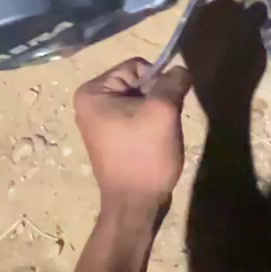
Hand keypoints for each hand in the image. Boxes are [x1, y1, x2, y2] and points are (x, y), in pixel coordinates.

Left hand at [73, 58, 192, 211]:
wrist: (135, 205)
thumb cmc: (144, 155)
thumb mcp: (163, 111)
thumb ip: (173, 81)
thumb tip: (180, 69)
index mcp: (92, 92)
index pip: (136, 66)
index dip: (157, 81)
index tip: (164, 106)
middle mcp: (90, 103)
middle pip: (138, 82)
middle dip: (157, 97)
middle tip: (163, 122)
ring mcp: (99, 122)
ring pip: (141, 99)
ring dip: (156, 111)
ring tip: (159, 134)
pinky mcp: (112, 137)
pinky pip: (137, 115)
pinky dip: (151, 123)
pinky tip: (155, 141)